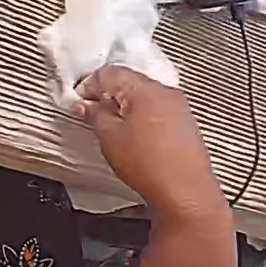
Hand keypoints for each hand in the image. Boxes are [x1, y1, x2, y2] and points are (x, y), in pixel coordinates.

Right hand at [76, 66, 226, 218]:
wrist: (185, 193)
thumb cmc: (150, 166)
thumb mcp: (109, 138)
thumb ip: (95, 114)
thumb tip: (89, 106)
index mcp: (144, 89)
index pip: (110, 73)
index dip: (90, 83)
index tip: (80, 96)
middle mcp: (165, 92)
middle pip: (129, 80)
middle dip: (108, 92)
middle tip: (91, 107)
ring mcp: (178, 107)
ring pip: (144, 95)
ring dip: (125, 104)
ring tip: (110, 123)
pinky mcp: (185, 123)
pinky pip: (157, 109)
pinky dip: (141, 114)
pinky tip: (133, 133)